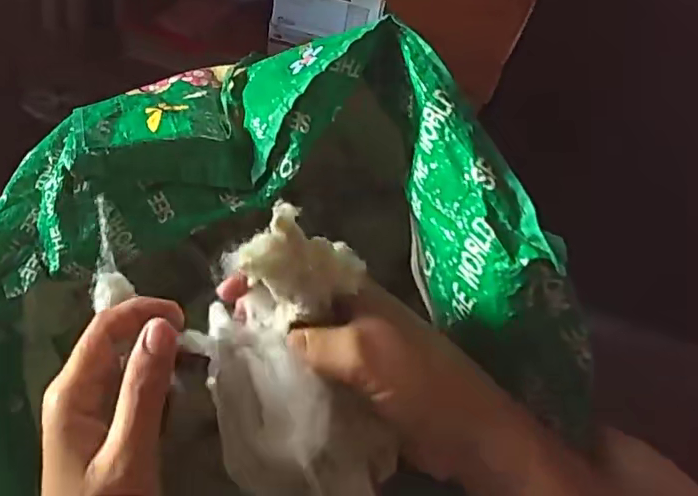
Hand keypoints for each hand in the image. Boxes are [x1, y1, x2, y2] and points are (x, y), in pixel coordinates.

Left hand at [41, 296, 184, 495]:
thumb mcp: (128, 456)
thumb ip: (143, 390)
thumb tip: (162, 324)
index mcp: (70, 391)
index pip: (105, 326)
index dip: (143, 310)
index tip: (184, 318)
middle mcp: (71, 391)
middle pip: (112, 340)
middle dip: (152, 333)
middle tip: (192, 347)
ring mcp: (81, 411)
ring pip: (120, 363)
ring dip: (154, 358)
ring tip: (188, 367)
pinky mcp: (95, 429)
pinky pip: (123, 388)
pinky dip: (150, 383)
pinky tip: (171, 397)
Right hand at [219, 275, 605, 495]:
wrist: (469, 433)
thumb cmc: (420, 379)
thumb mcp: (365, 352)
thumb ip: (317, 339)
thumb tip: (276, 334)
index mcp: (353, 289)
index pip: (299, 265)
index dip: (263, 270)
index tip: (228, 287)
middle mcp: (349, 308)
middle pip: (295, 298)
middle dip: (261, 304)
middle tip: (227, 321)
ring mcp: (353, 344)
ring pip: (302, 333)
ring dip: (272, 339)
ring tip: (238, 351)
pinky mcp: (355, 376)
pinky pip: (313, 365)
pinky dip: (290, 369)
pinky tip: (268, 380)